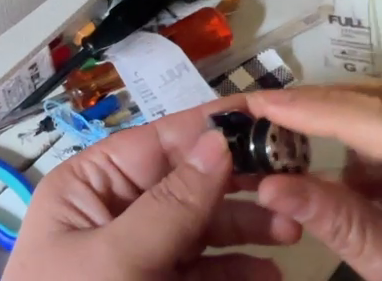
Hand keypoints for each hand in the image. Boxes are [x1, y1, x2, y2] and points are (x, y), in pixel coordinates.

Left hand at [6, 101, 302, 280]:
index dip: (204, 128)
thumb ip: (170, 205)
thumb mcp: (118, 256)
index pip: (153, 143)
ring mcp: (138, 257)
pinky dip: (237, 272)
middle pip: (183, 184)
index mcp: (88, 185)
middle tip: (292, 179)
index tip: (260, 116)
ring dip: (246, 226)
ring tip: (291, 228)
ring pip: (200, 229)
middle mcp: (114, 213)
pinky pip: (203, 273)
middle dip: (235, 181)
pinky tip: (270, 273)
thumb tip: (216, 141)